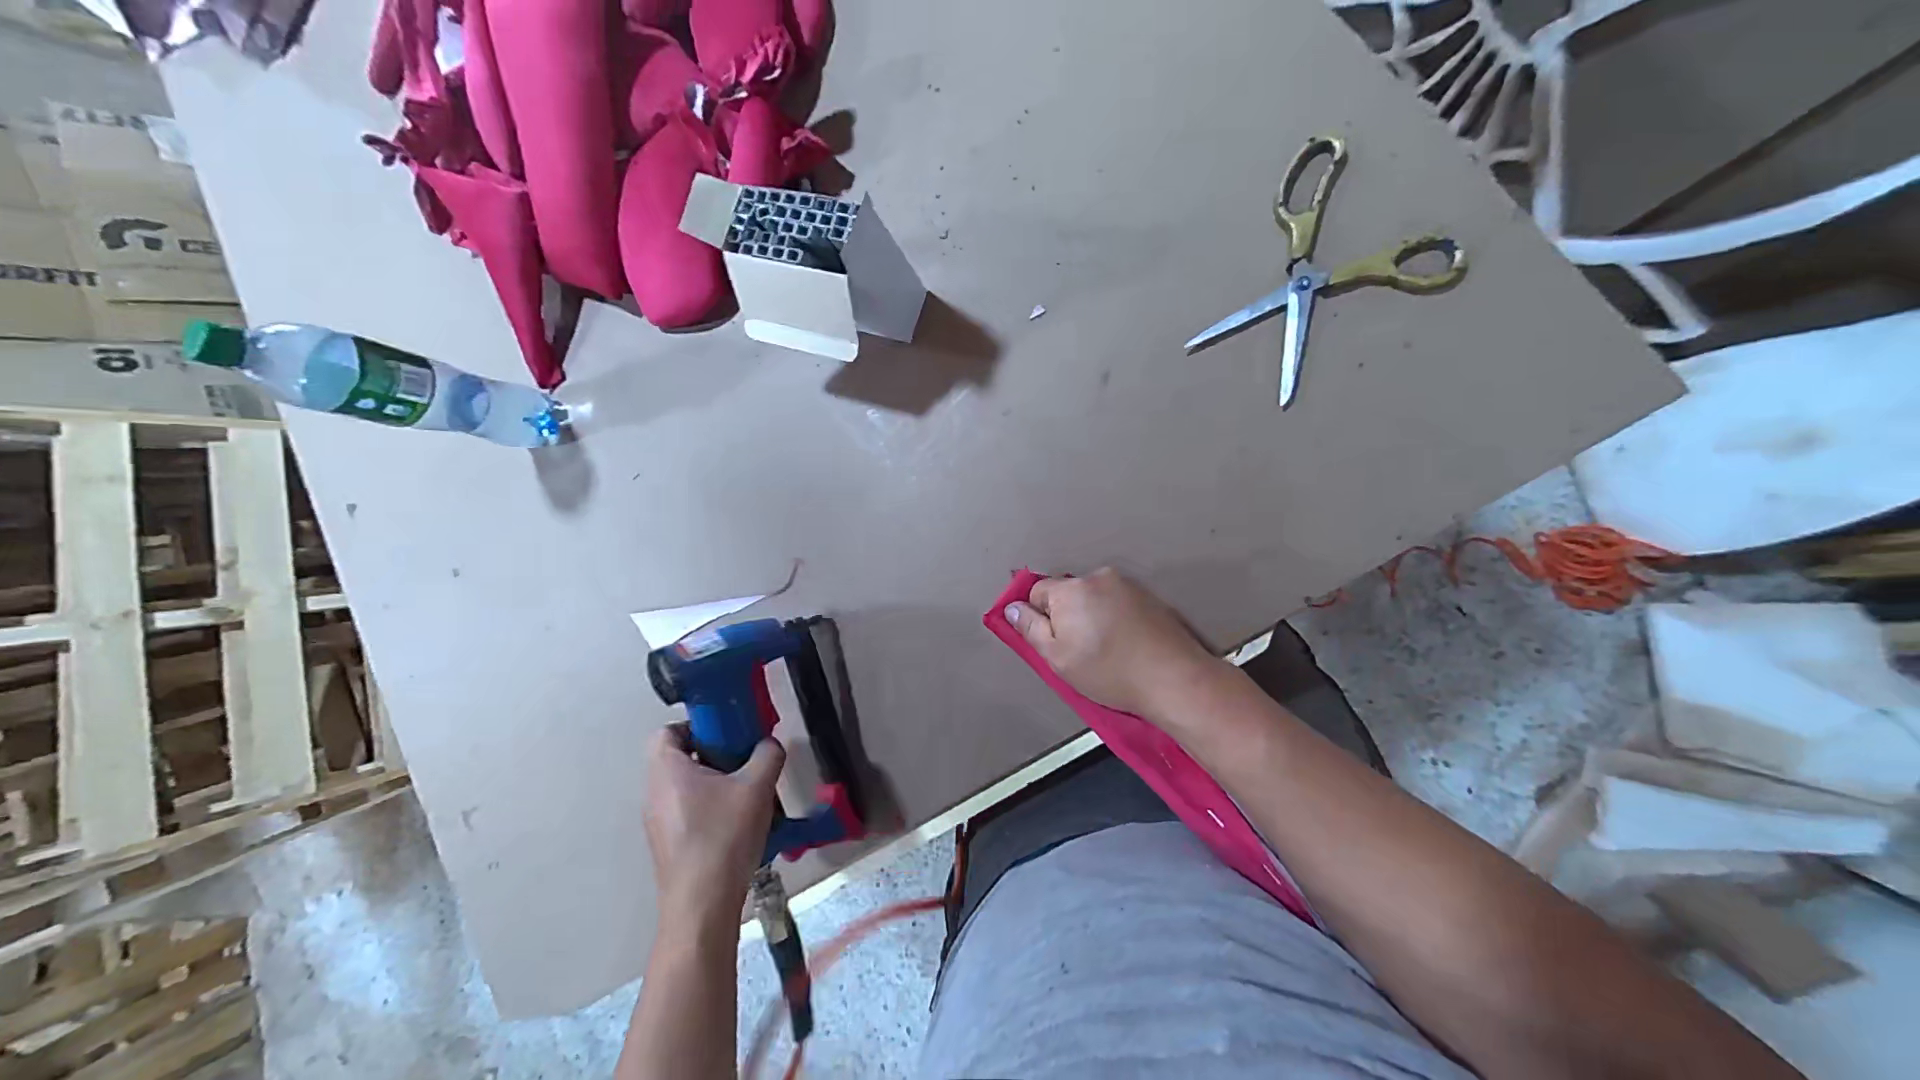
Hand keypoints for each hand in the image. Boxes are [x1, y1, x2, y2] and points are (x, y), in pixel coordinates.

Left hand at [644, 725, 784, 927]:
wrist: (702, 904)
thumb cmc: (724, 835)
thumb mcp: (757, 787)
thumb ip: (767, 755)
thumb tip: (769, 746)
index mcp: (666, 770)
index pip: (668, 730)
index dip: (698, 726)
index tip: (728, 736)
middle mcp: (654, 792)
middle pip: (680, 759)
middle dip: (715, 756)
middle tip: (745, 763)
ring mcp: (657, 822)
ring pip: (687, 788)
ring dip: (716, 785)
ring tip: (748, 796)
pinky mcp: (667, 845)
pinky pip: (688, 813)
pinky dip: (711, 810)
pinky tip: (739, 826)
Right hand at [1004, 567, 1223, 720]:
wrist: (1173, 678)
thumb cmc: (1111, 672)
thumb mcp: (1057, 659)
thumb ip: (1030, 629)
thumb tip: (1012, 609)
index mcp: (1071, 590)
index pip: (1037, 591)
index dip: (1038, 618)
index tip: (1051, 641)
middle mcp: (1099, 578)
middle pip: (1067, 593)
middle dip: (1066, 617)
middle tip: (1078, 651)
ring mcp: (1127, 585)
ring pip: (1093, 598)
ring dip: (1092, 618)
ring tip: (1105, 651)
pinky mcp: (1149, 597)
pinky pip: (1117, 603)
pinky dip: (1115, 619)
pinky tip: (1124, 645)